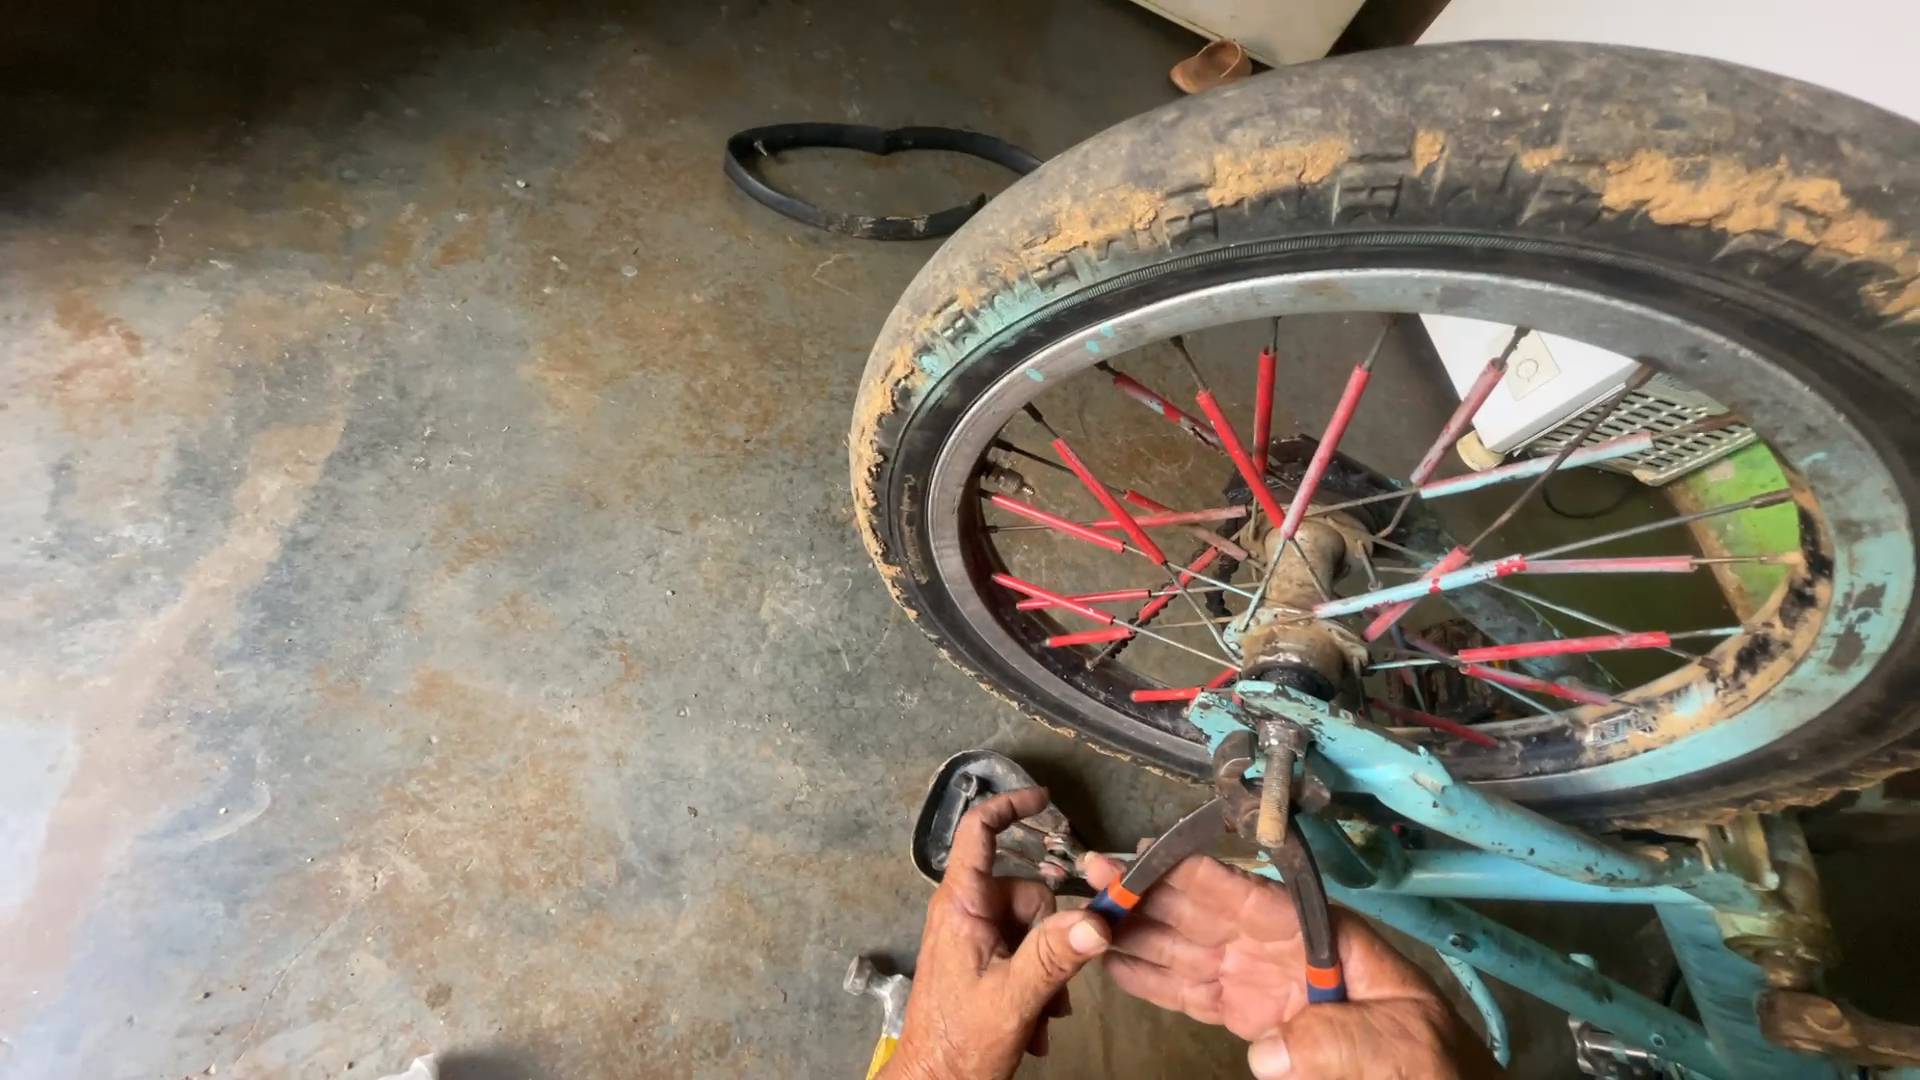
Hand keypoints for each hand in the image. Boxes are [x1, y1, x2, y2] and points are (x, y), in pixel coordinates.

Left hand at [880, 788, 1112, 1079]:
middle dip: (1050, 938)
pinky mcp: (977, 961)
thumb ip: (1053, 957)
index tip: (1043, 798)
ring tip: (1043, 1016)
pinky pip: (1020, 952)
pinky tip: (1036, 1022)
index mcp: (961, 903)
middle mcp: (964, 909)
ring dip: (1046, 970)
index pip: (979, 831)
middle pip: (1026, 892)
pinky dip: (1035, 982)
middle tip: (1054, 990)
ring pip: (1029, 928)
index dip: (1009, 805)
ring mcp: (970, 936)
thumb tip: (1098, 921)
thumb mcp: (1012, 1001)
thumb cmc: (959, 1045)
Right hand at [1082, 851, 1500, 1079]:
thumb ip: (1342, 1043)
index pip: (1245, 895)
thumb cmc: (1442, 1070)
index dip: (1193, 874)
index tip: (1148, 854)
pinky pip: (1191, 993)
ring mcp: (1257, 981)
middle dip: (1147, 891)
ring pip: (1184, 949)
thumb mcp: (1407, 1048)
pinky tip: (1118, 967)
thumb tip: (1265, 1052)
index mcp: (1316, 933)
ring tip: (1091, 914)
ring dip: (1137, 932)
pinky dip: (1152, 980)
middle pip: (1201, 913)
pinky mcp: (1248, 1018)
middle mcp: (1276, 946)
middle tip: (1097, 871)